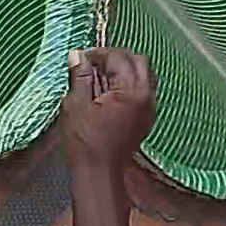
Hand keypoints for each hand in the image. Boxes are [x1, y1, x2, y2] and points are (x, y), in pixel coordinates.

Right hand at [60, 47, 154, 176]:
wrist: (98, 171)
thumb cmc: (85, 140)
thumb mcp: (76, 105)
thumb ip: (79, 77)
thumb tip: (77, 55)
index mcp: (132, 91)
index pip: (118, 58)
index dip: (97, 54)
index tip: (80, 57)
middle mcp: (147, 96)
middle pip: (138, 61)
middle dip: (115, 56)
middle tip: (91, 62)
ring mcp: (149, 107)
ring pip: (142, 74)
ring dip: (122, 69)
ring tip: (98, 76)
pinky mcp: (145, 117)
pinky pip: (141, 89)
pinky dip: (126, 83)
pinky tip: (106, 91)